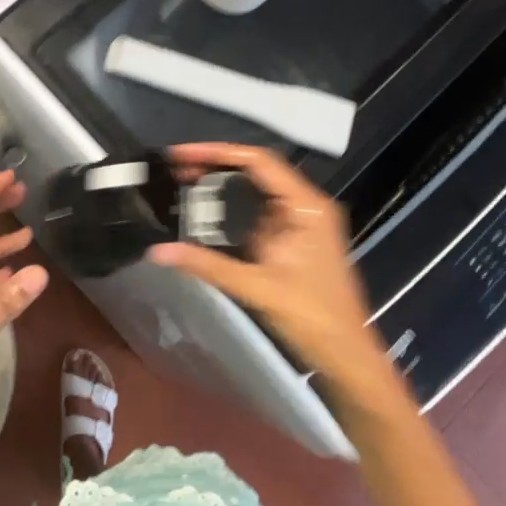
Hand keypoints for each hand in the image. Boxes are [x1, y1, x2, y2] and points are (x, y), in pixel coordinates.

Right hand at [150, 143, 381, 379]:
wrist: (346, 354)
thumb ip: (207, 265)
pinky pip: (259, 213)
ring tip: (183, 186)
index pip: (259, 161)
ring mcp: (301, 223)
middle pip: (257, 171)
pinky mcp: (294, 240)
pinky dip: (231, 209)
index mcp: (306, 207)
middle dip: (215, 167)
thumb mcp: (257, 287)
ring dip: (222, 187)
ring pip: (257, 191)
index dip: (218, 152)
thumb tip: (159, 251)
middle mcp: (306, 206)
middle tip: (175, 170)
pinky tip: (204, 216)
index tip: (181, 155)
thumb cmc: (311, 316)